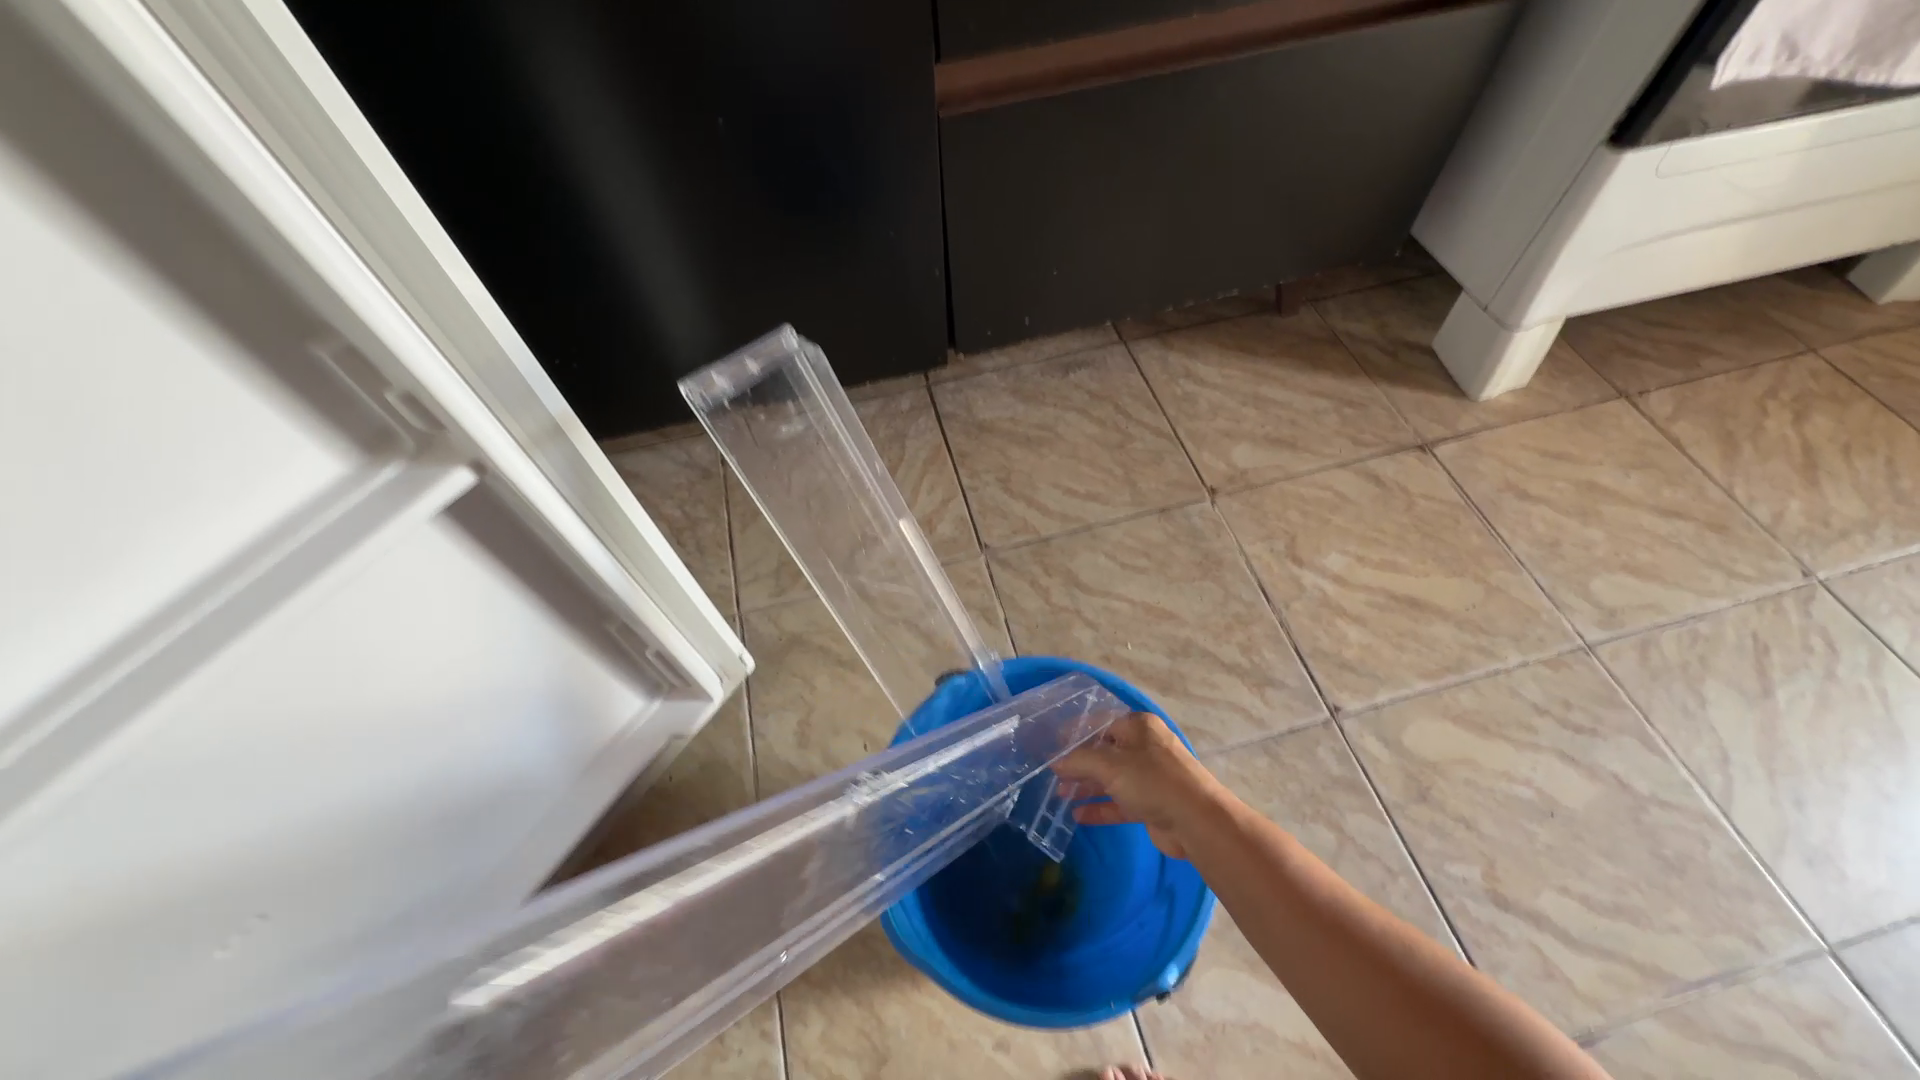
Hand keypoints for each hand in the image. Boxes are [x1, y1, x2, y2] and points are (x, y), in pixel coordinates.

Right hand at [1053, 711, 1229, 858]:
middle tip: (1053, 775)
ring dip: (1086, 786)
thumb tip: (1056, 762)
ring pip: (1110, 779)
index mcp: (1138, 727)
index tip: (1052, 745)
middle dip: (1078, 763)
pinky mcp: (1151, 804)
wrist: (1196, 821)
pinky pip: (1119, 803)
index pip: (1100, 723)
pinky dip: (1100, 807)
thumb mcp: (1109, 764)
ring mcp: (1148, 778)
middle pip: (1104, 752)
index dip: (1075, 733)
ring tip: (1060, 795)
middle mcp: (1144, 748)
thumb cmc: (1152, 781)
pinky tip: (1078, 815)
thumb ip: (1078, 760)